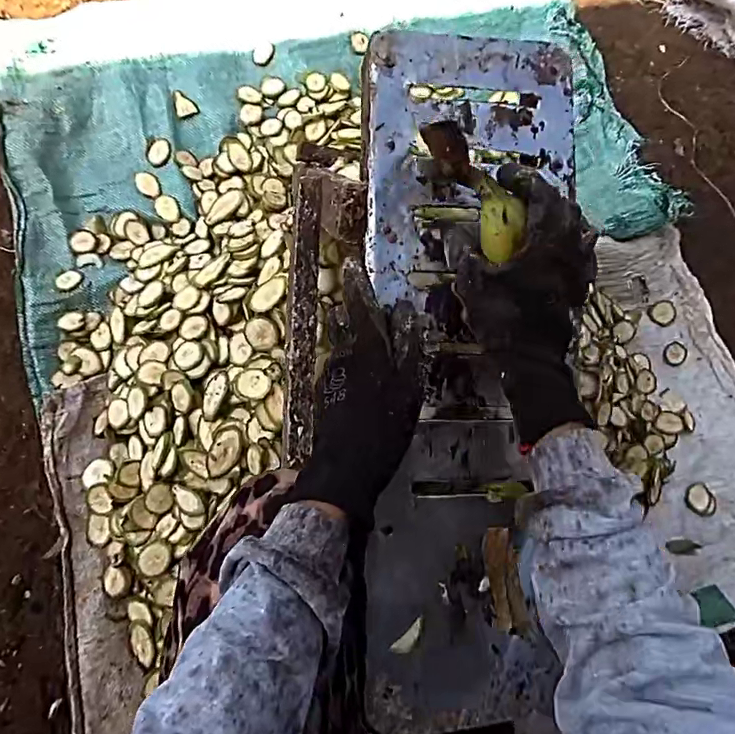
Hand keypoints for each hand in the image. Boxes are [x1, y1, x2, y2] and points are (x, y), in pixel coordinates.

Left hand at [288, 261, 426, 527]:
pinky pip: (340, 367)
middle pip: (350, 326)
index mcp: (365, 351)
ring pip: (344, 347)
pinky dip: (351, 364)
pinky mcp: (323, 391)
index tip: (351, 264)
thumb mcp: (407, 392)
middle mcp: (342, 356)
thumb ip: (409, 351)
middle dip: (357, 313)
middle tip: (370, 308)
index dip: (358, 286)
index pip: (362, 309)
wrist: (342, 469)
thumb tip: (411, 317)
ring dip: (355, 340)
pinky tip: (362, 379)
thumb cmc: (382, 431)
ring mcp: (329, 374)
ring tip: (371, 346)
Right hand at [453, 165, 596, 446]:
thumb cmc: (503, 319)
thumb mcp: (474, 282)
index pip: (542, 195)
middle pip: (565, 207)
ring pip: (576, 228)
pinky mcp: (581, 286)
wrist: (532, 361)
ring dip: (556, 216)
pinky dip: (564, 240)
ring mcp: (581, 269)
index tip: (503, 176)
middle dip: (542, 195)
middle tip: (517, 194)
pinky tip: (549, 248)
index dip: (523, 180)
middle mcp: (571, 249)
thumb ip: (464, 251)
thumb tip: (453, 229)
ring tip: (533, 218)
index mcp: (548, 241)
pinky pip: (579, 251)